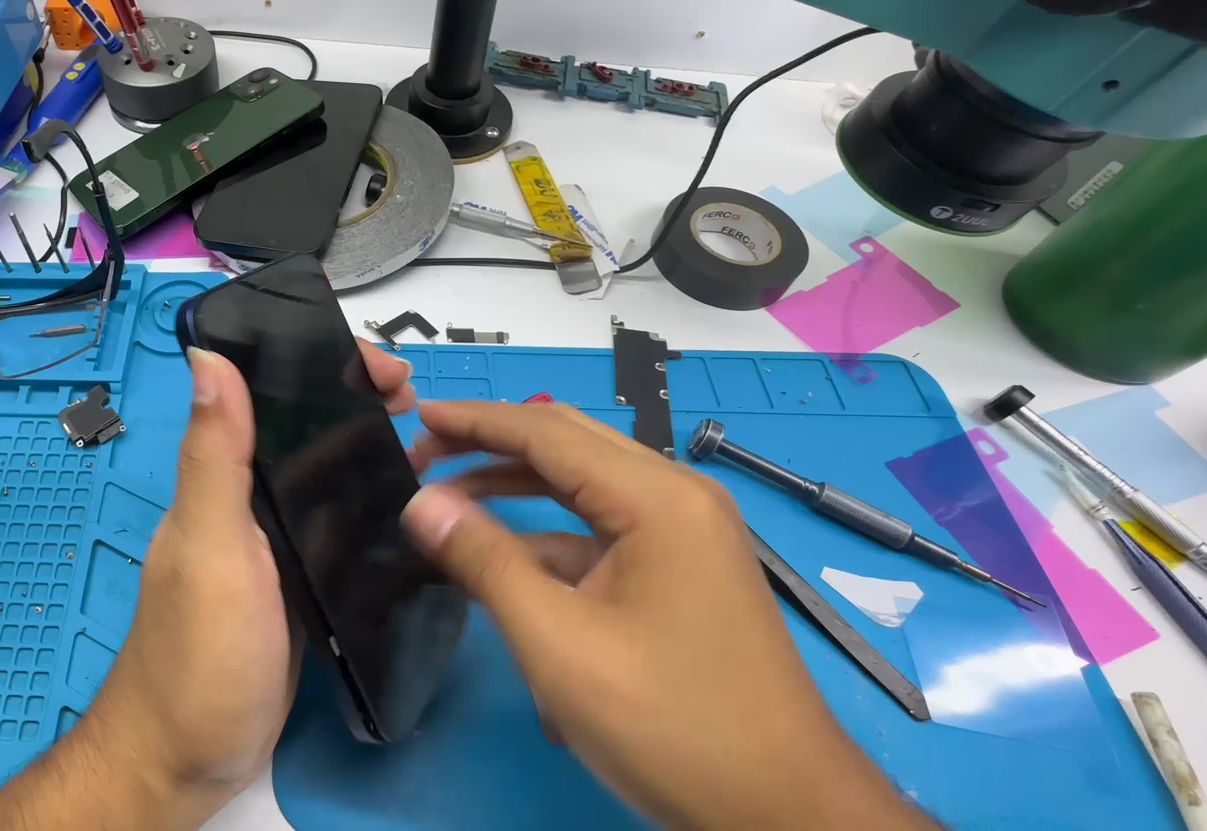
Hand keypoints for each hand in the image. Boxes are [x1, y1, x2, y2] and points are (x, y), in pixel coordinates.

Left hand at [72, 340, 417, 821]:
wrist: (194, 757)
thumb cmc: (198, 649)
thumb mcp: (210, 546)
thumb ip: (214, 456)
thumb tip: (206, 354)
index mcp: (223, 478)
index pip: (268, 396)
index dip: (320, 367)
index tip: (382, 366)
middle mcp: (248, 499)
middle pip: (306, 430)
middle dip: (358, 403)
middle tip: (415, 403)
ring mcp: (277, 542)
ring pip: (328, 476)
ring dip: (372, 449)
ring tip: (428, 442)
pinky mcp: (302, 581)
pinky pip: (342, 526)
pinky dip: (374, 505)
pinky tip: (413, 503)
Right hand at [401, 401, 934, 830]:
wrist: (789, 817)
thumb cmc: (672, 726)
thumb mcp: (560, 644)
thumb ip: (485, 562)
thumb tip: (422, 503)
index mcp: (656, 498)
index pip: (547, 432)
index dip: (475, 420)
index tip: (417, 415)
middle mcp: (675, 497)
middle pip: (566, 444)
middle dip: (490, 442)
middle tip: (424, 451)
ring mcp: (683, 533)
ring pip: (582, 484)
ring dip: (515, 484)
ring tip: (448, 497)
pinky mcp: (679, 569)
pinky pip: (601, 528)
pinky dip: (548, 532)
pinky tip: (504, 559)